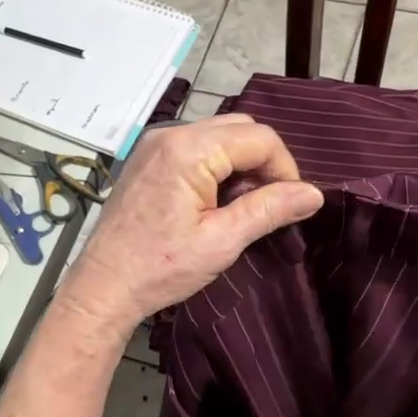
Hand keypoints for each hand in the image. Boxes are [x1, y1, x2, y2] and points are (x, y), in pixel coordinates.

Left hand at [58, 114, 325, 328]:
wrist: (104, 287)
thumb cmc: (160, 269)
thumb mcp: (222, 241)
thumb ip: (269, 210)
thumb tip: (314, 194)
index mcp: (188, 150)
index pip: (259, 137)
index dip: (284, 168)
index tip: (291, 204)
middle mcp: (170, 135)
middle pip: (239, 129)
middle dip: (264, 164)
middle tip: (267, 207)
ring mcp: (154, 145)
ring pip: (218, 137)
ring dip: (240, 166)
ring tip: (241, 210)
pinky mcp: (147, 160)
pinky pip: (195, 149)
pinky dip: (216, 168)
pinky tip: (214, 205)